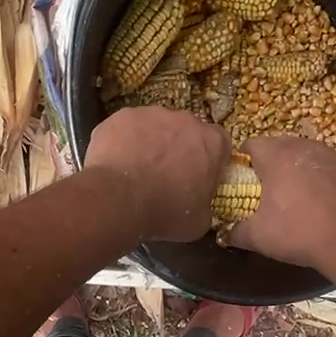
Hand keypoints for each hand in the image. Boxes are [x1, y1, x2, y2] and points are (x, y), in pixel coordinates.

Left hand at [84, 106, 228, 242]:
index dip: (209, 160)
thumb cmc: (165, 212)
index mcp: (212, 143)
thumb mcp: (198, 222)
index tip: (198, 177)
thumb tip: (200, 204)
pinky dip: (124, 142)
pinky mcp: (123, 115)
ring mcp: (152, 114)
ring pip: (155, 127)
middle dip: (178, 150)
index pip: (219, 144)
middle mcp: (186, 120)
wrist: (119, 199)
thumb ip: (205, 205)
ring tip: (135, 172)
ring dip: (150, 145)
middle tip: (164, 177)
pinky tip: (116, 164)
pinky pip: (127, 128)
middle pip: (186, 132)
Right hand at [228, 136, 335, 268]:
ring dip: (298, 166)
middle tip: (267, 186)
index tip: (242, 177)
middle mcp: (304, 146)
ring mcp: (332, 154)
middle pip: (280, 145)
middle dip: (271, 161)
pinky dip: (322, 175)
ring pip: (307, 153)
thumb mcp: (258, 237)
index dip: (244, 159)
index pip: (252, 144)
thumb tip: (225, 233)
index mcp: (276, 156)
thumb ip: (236, 232)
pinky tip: (323, 197)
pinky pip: (329, 165)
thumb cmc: (298, 233)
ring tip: (296, 192)